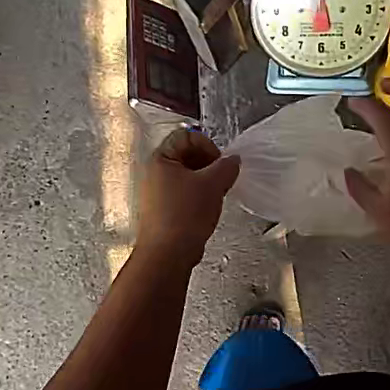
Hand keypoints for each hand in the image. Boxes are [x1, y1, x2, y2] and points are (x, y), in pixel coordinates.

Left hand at [136, 128, 239, 266]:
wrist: (168, 254)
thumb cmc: (185, 215)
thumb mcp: (213, 184)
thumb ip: (227, 166)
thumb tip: (233, 160)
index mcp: (161, 158)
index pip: (187, 135)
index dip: (208, 145)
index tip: (220, 163)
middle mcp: (155, 171)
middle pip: (187, 154)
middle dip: (210, 163)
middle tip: (222, 178)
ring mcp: (158, 191)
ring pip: (188, 174)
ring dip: (207, 180)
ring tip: (217, 194)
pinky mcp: (164, 208)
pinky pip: (185, 191)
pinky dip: (199, 194)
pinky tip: (208, 207)